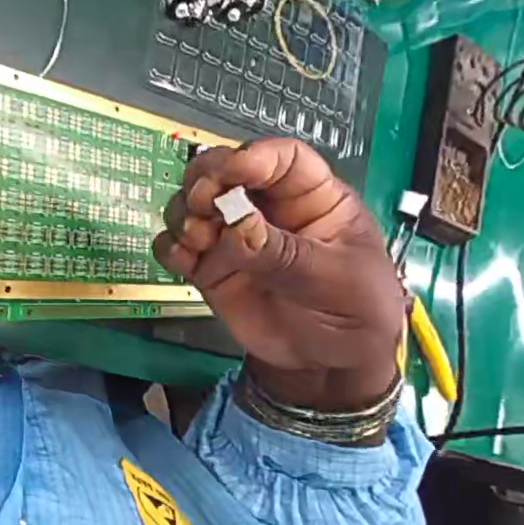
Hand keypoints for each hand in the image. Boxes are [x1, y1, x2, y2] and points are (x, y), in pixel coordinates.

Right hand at [152, 138, 403, 411]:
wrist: (327, 366)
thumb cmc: (354, 312)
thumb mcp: (334, 280)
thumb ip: (282, 252)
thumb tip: (235, 226)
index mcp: (311, 200)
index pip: (281, 160)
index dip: (251, 158)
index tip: (229, 175)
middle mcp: (264, 210)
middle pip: (222, 173)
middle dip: (203, 182)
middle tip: (202, 205)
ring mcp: (231, 238)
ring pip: (190, 206)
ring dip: (183, 216)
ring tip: (197, 241)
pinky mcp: (208, 268)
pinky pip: (175, 247)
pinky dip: (169, 248)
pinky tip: (183, 261)